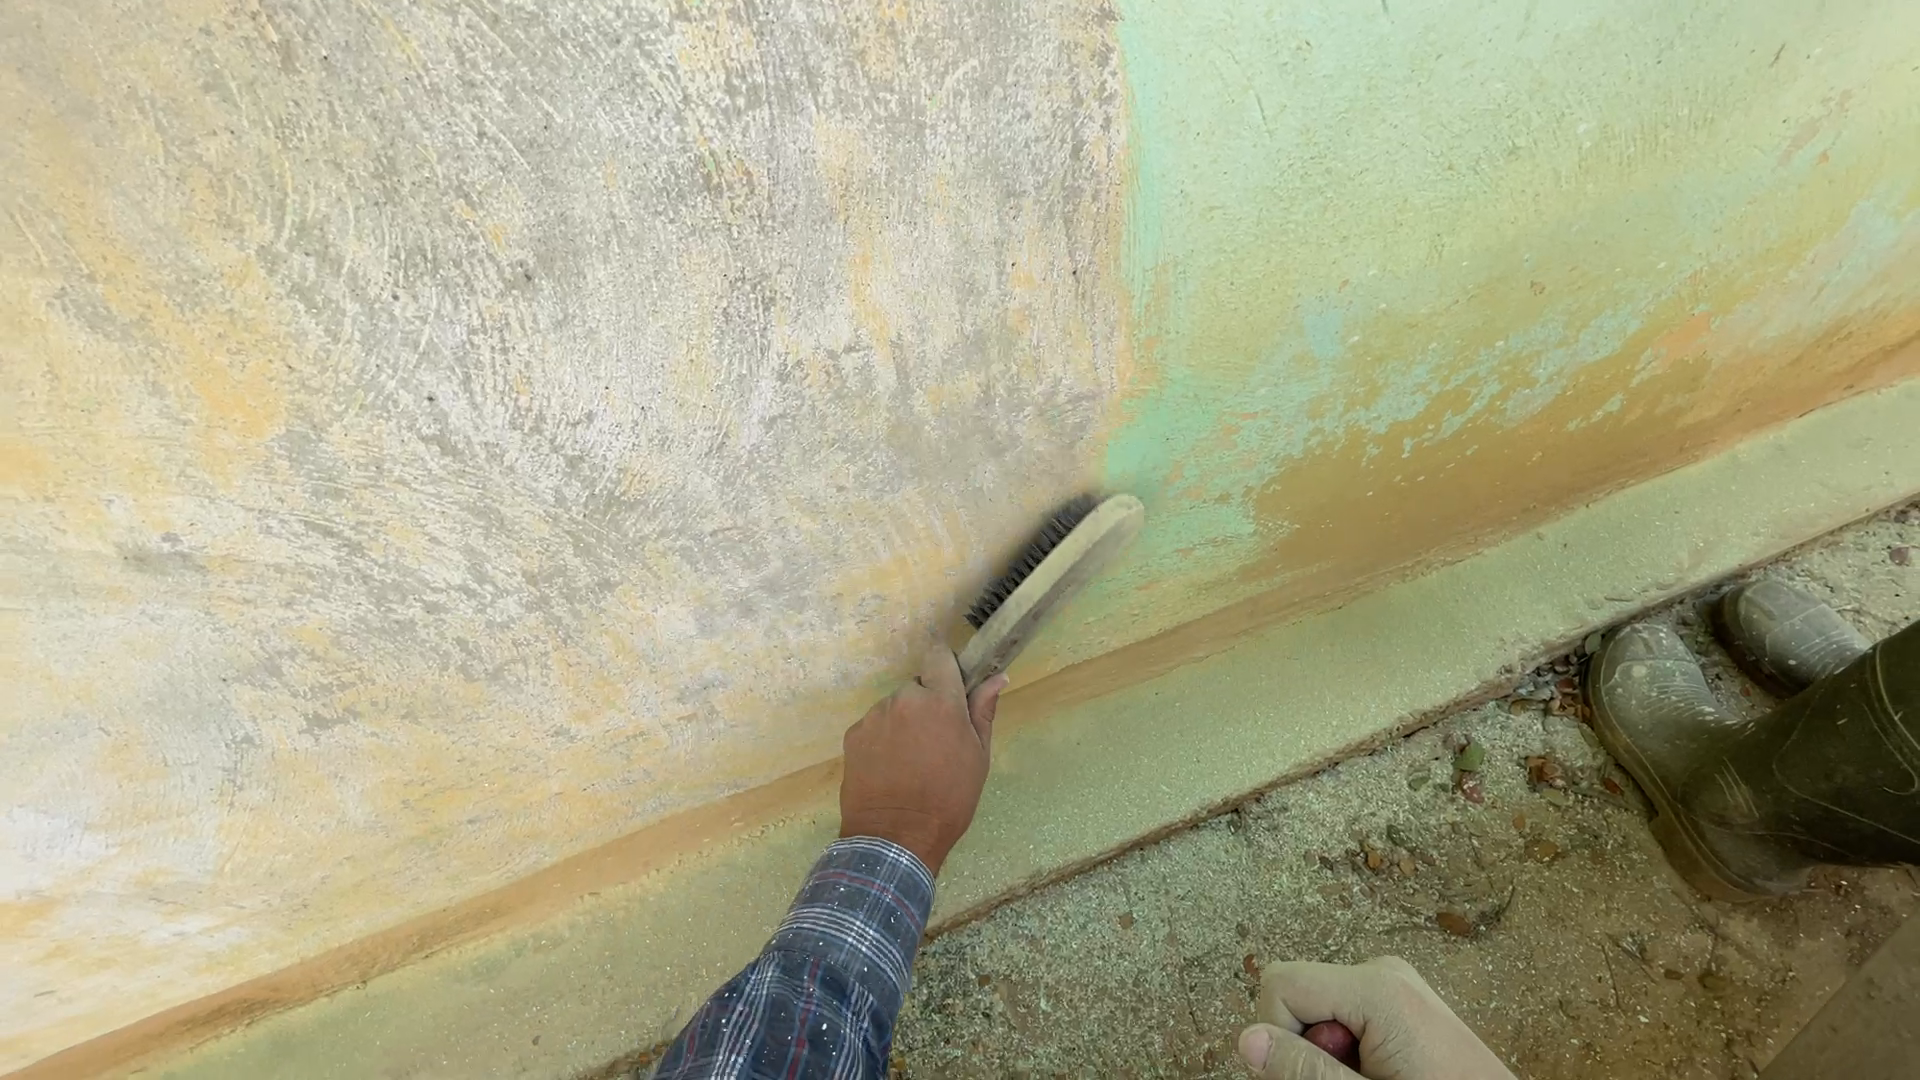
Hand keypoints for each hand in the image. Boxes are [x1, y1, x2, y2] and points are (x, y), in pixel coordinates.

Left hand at [839, 647, 1005, 874]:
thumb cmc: (949, 799)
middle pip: (917, 686)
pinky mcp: (853, 735)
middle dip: (926, 703)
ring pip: (894, 706)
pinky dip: (883, 739)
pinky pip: (874, 726)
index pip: (939, 656)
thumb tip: (997, 677)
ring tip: (910, 760)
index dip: (945, 666)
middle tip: (935, 739)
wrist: (896, 838)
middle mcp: (905, 699)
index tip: (951, 686)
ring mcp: (875, 716)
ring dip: (903, 721)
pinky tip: (889, 768)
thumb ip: (983, 711)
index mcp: (940, 701)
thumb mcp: (977, 757)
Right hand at [1238, 957, 1515, 1079]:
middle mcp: (1384, 970)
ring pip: (1320, 1007)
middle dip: (1308, 1044)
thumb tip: (1245, 1040)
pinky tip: (1380, 1076)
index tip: (1307, 1078)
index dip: (1278, 1034)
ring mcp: (1396, 983)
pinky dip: (1349, 1048)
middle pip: (1300, 993)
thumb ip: (1306, 1071)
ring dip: (1329, 1051)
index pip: (1281, 984)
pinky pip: (1346, 1012)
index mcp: (1377, 986)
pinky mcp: (1403, 1000)